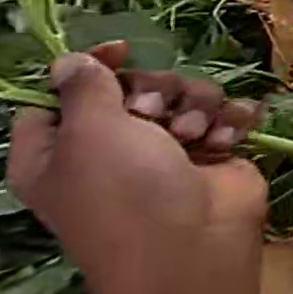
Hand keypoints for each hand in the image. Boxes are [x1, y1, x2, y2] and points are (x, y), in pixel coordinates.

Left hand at [7, 42, 267, 293]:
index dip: (93, 67)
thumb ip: (85, 87)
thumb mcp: (91, 132)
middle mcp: (115, 145)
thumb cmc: (125, 191)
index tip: (122, 49)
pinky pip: (227, 115)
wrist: (192, 244)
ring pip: (190, 96)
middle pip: (139, 87)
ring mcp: (170, 149)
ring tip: (197, 138)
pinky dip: (230, 122)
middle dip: (159, 92)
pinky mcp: (215, 152)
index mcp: (62, 147)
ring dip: (198, 108)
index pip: (67, 92)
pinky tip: (226, 141)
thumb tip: (69, 60)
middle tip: (157, 116)